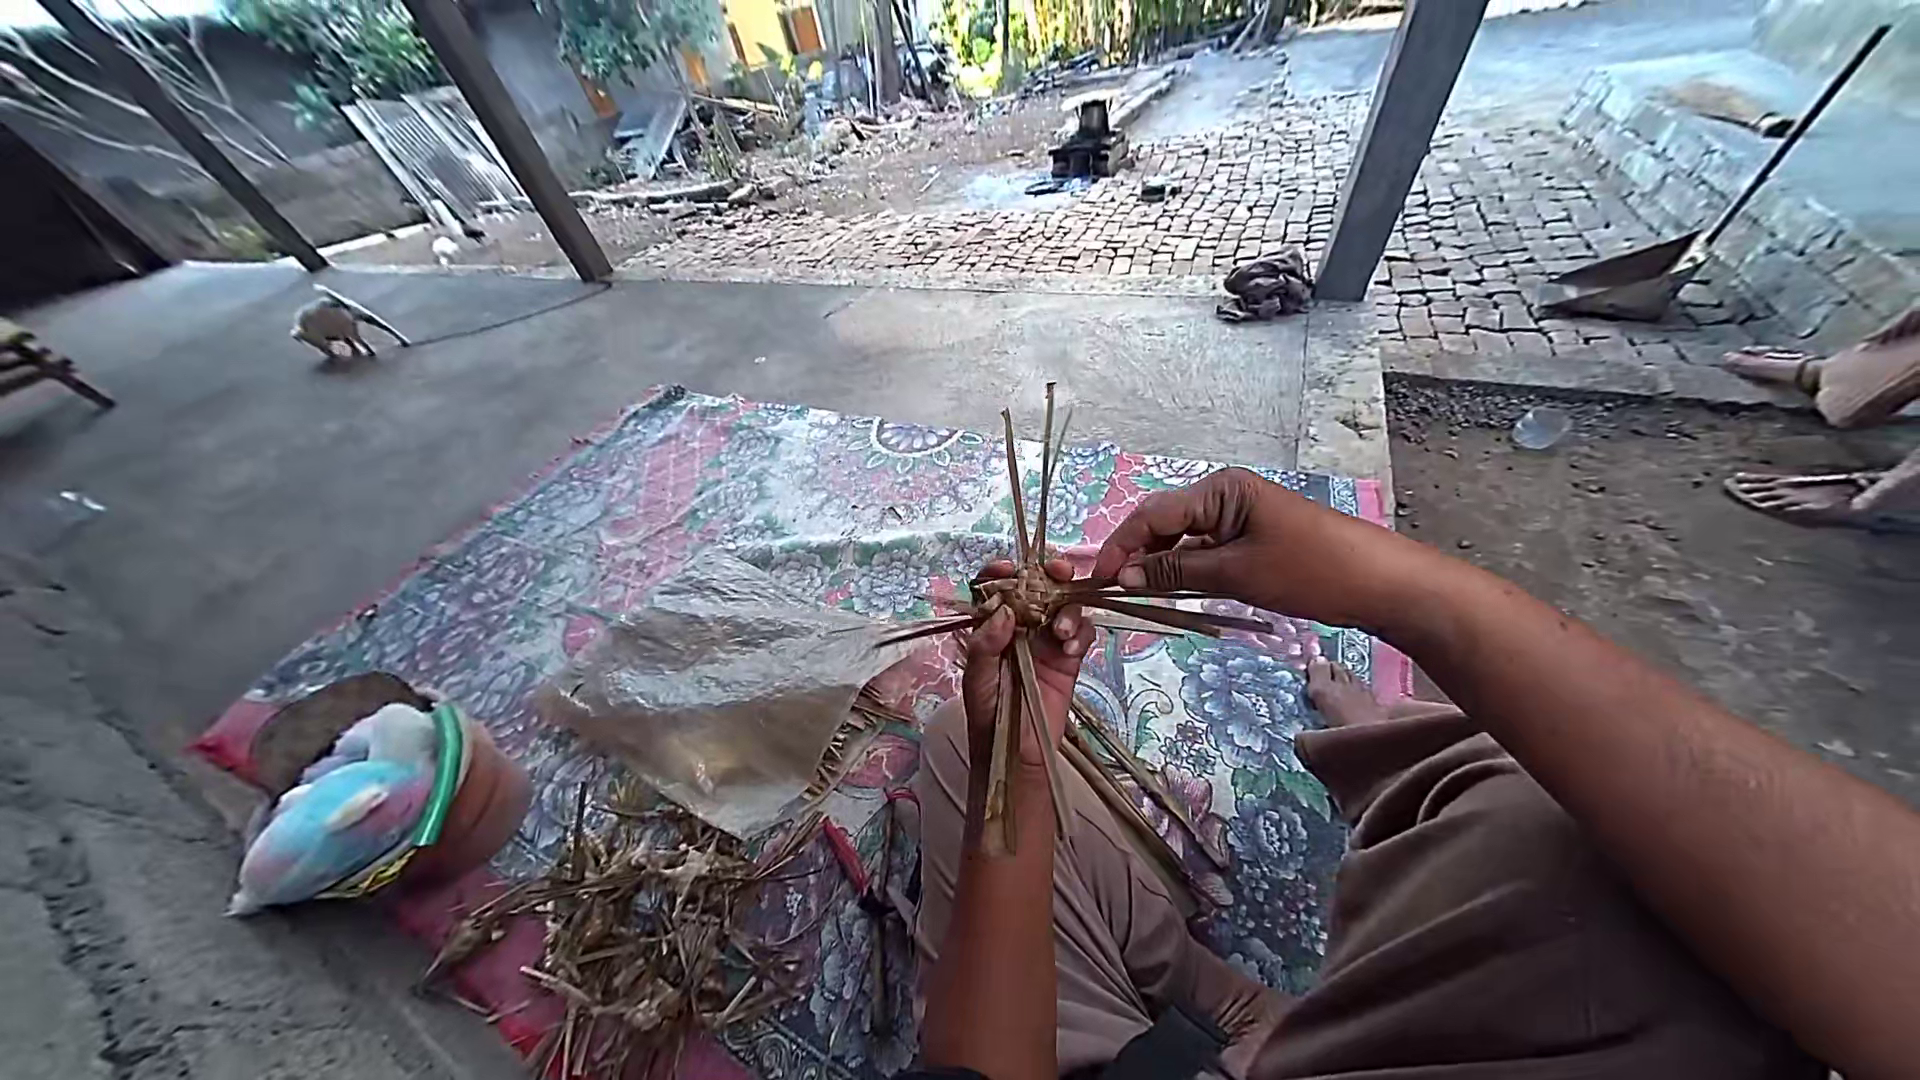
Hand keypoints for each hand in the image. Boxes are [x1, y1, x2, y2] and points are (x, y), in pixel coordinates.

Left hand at [962, 558, 1093, 765]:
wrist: (1016, 751)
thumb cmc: (988, 712)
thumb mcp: (977, 676)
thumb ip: (986, 643)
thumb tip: (1004, 610)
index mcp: (994, 625)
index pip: (998, 589)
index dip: (1003, 573)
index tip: (1010, 568)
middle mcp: (1022, 626)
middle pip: (1038, 588)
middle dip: (1050, 575)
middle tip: (1059, 572)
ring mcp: (1047, 640)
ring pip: (1064, 606)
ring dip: (1068, 608)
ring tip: (1061, 632)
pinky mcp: (1069, 657)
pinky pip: (1081, 633)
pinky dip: (1081, 632)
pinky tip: (1071, 648)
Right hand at [1091, 467, 1431, 629]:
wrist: (1384, 584)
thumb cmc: (1311, 570)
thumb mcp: (1236, 573)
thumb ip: (1175, 572)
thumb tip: (1124, 578)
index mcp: (1220, 489)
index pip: (1153, 514)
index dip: (1121, 546)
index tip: (1100, 579)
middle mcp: (1223, 494)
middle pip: (1162, 521)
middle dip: (1135, 553)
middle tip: (1114, 589)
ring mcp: (1236, 515)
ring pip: (1180, 536)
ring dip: (1158, 562)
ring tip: (1137, 592)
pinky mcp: (1247, 535)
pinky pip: (1202, 548)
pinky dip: (1183, 567)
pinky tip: (1171, 588)